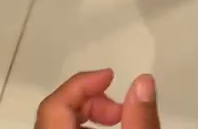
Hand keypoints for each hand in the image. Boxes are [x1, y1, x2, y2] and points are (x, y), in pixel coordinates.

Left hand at [35, 69, 159, 128]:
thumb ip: (140, 120)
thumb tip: (143, 80)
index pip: (54, 105)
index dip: (82, 83)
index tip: (111, 75)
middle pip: (55, 112)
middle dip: (90, 101)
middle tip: (120, 109)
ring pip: (59, 125)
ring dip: (89, 115)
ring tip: (119, 120)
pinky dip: (83, 128)